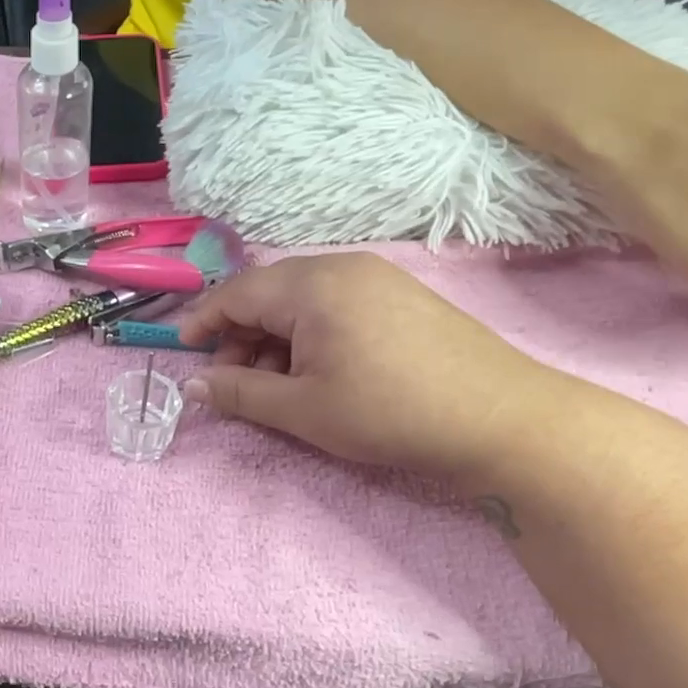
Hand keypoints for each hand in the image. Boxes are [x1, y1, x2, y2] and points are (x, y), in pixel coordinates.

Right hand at [179, 254, 579, 477]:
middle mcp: (341, 267)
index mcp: (311, 286)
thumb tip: (191, 386)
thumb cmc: (389, 413)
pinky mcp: (400, 295)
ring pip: (300, 300)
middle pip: (267, 292)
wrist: (502, 419)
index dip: (204, 323)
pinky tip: (318, 373)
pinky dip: (309, 334)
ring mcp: (376, 277)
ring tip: (278, 387)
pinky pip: (333, 304)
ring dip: (274, 339)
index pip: (236, 293)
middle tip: (235, 383)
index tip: (185, 355)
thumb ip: (239, 393)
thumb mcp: (302, 410)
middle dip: (240, 336)